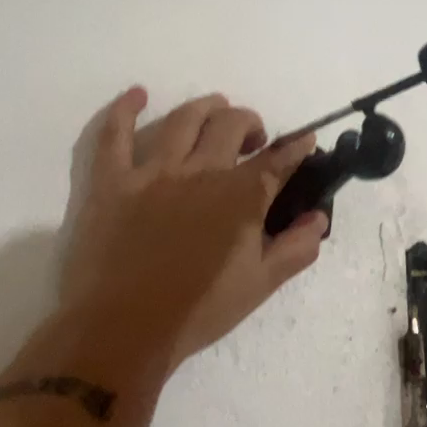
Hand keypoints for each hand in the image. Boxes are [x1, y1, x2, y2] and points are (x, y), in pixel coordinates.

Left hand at [59, 88, 326, 367]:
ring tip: (214, 110)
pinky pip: (112, 133)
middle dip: (250, 123)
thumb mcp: (260, 285)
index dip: (296, 147)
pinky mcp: (108, 180)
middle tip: (254, 139)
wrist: (121, 330)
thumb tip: (318, 217)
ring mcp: (151, 171)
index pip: (278, 159)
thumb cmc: (197, 311)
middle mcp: (200, 171)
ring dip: (206, 108)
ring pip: (183, 119)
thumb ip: (296, 248)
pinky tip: (137, 95)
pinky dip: (124, 109)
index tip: (305, 141)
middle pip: (231, 125)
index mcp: (240, 196)